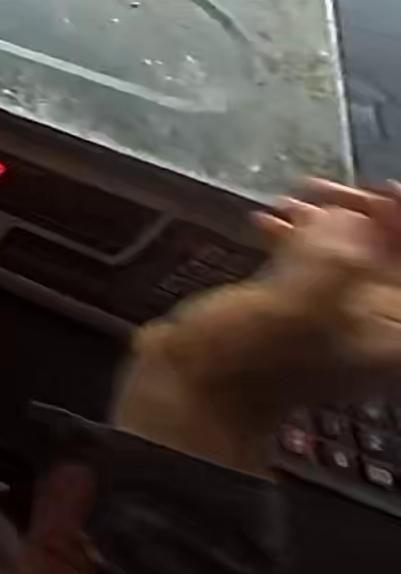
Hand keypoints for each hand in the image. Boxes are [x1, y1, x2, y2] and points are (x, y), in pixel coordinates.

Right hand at [113, 179, 400, 473]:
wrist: (193, 385)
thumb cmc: (248, 353)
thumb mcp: (293, 307)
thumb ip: (329, 261)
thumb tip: (345, 215)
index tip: (372, 189)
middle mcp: (387, 323)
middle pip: (397, 258)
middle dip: (366, 218)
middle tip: (318, 188)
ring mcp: (342, 317)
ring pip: (356, 258)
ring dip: (328, 225)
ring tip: (288, 200)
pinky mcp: (297, 310)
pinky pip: (315, 266)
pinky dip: (298, 240)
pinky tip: (266, 223)